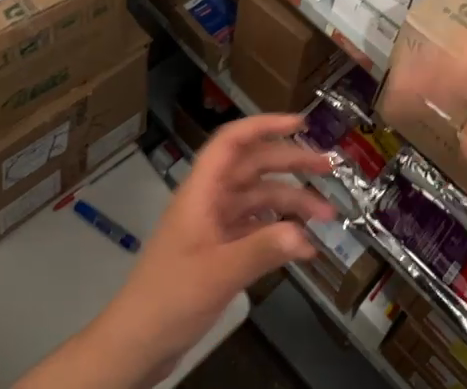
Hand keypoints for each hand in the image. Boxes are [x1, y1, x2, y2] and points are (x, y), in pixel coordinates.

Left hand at [96, 114, 335, 377]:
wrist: (136, 343)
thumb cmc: (170, 298)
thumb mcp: (218, 273)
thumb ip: (262, 250)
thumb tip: (306, 234)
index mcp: (201, 191)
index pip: (232, 142)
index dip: (265, 125)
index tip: (301, 123)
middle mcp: (209, 200)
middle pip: (253, 167)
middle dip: (291, 163)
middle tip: (329, 168)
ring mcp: (214, 225)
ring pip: (259, 198)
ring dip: (291, 202)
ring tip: (327, 216)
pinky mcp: (219, 250)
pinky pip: (256, 228)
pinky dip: (280, 232)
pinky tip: (304, 247)